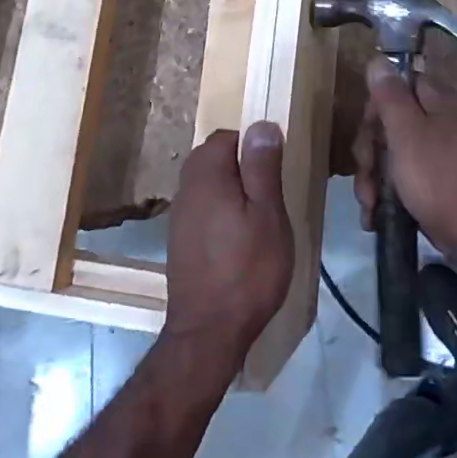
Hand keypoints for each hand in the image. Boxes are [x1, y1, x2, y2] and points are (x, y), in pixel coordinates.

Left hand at [160, 123, 293, 354]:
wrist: (210, 332)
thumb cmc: (249, 267)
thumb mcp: (268, 211)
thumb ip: (262, 166)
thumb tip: (260, 125)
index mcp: (206, 178)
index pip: (224, 138)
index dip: (252, 144)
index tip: (276, 167)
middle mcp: (186, 193)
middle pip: (212, 159)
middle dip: (242, 164)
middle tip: (273, 190)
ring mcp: (180, 220)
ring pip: (208, 185)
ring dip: (234, 188)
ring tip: (263, 214)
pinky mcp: (182, 243)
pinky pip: (204, 209)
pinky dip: (224, 210)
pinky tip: (243, 236)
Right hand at [352, 58, 456, 262]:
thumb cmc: (439, 178)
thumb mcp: (407, 134)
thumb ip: (391, 96)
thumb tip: (379, 60)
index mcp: (445, 103)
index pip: (404, 85)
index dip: (378, 106)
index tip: (367, 133)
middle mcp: (452, 122)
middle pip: (399, 123)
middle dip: (373, 152)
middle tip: (365, 178)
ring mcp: (453, 154)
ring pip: (402, 155)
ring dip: (377, 180)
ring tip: (370, 207)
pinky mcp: (450, 183)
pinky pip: (415, 178)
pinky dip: (395, 195)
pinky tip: (379, 217)